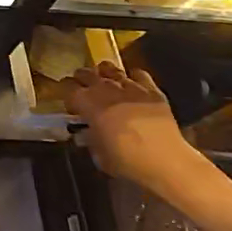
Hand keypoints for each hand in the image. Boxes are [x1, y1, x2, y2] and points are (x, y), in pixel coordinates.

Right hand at [67, 62, 205, 189]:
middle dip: (81, 79)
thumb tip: (88, 133)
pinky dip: (133, 77)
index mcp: (88, 104)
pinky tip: (133, 85)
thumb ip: (91, 140)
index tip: (69, 103)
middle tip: (82, 88)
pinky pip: (139, 74)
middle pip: (86, 73)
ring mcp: (130, 86)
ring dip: (104, 73)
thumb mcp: (99, 156)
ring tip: (104, 80)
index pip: (68, 88)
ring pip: (111, 69)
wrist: (166, 160)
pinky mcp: (151, 89)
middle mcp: (106, 89)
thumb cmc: (127, 161)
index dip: (65, 93)